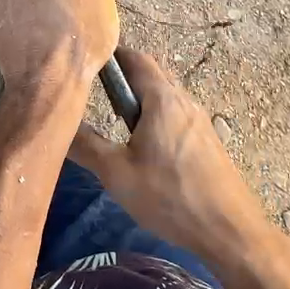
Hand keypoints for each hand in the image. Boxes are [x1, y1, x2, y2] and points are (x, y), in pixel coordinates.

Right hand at [68, 48, 267, 263]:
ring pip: (165, 96)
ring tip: (118, 124)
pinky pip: (177, 116)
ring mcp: (200, 121)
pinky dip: (157, 118)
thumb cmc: (170, 197)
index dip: (109, 55)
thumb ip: (85, 145)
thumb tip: (57, 124)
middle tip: (97, 95)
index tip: (86, 64)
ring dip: (141, 101)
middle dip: (123, 78)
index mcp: (161, 98)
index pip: (133, 57)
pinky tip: (147, 150)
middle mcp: (183, 100)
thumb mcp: (117, 173)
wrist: (232, 233)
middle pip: (150, 74)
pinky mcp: (209, 142)